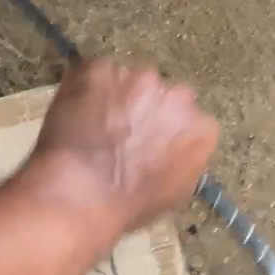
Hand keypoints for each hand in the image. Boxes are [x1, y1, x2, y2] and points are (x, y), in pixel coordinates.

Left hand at [18, 60, 218, 234]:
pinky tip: (73, 111)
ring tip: (90, 122)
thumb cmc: (127, 205)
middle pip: (159, 92)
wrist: (80, 192)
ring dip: (113, 93)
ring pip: (126, 78)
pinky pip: (92, 72)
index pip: (186, 117)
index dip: (161, 127)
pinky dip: (83, 86)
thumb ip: (182, 159)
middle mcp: (177, 94)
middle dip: (141, 105)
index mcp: (201, 126)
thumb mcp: (174, 193)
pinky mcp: (99, 69)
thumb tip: (171, 150)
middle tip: (115, 129)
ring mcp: (138, 77)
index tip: (144, 139)